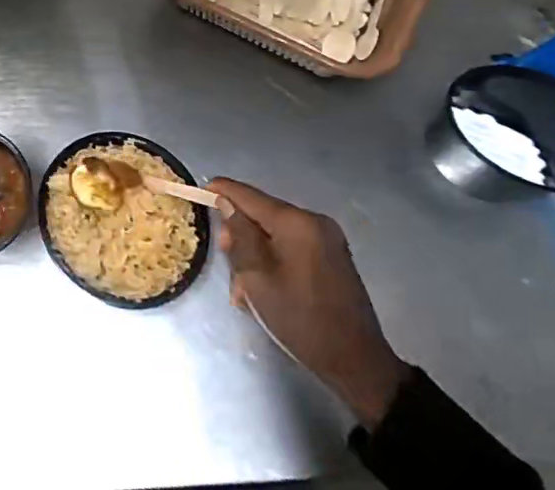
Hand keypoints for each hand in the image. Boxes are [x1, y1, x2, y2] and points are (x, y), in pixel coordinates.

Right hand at [209, 178, 409, 428]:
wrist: (356, 363)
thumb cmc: (300, 318)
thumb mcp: (256, 276)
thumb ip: (239, 234)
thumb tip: (226, 203)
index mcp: (296, 222)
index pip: (248, 195)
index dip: (221, 190)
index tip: (198, 191)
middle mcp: (314, 222)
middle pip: (261, 214)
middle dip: (239, 235)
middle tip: (228, 264)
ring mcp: (326, 240)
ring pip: (273, 234)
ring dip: (254, 254)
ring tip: (245, 290)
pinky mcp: (331, 257)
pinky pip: (290, 246)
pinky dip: (272, 260)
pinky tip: (264, 288)